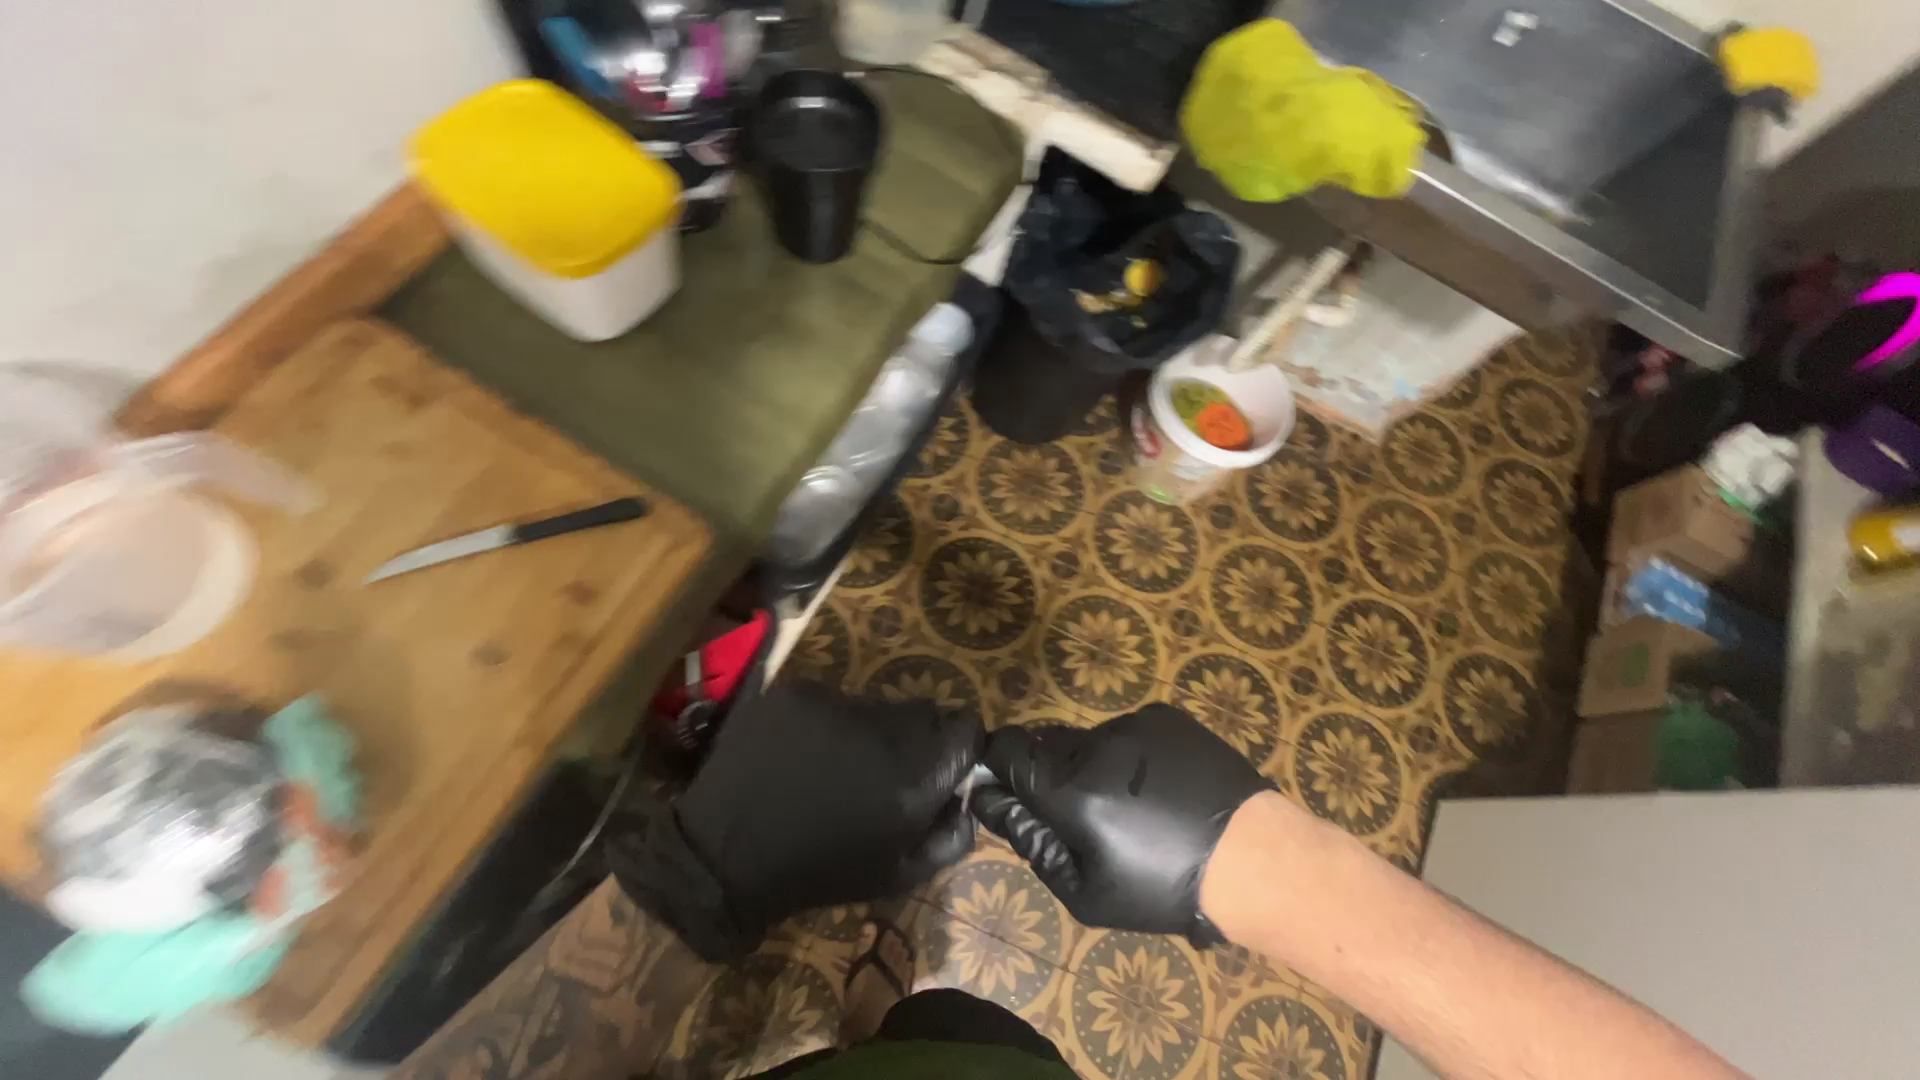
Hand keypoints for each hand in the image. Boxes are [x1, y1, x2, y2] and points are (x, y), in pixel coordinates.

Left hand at [609, 680, 980, 959]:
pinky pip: (833, 699)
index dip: (959, 747)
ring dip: (871, 731)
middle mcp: (880, 728)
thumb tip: (967, 791)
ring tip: (834, 768)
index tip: (939, 769)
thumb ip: (952, 833)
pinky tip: (801, 755)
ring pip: (877, 705)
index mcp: (912, 775)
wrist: (720, 857)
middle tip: (882, 774)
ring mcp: (834, 703)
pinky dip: (828, 723)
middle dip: (916, 739)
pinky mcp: (796, 691)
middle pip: (924, 711)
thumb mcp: (899, 875)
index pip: (966, 727)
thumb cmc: (819, 873)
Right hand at [972, 704, 1270, 943]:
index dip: (998, 766)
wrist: (1254, 859)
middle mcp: (1095, 743)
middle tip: (1083, 815)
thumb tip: (987, 800)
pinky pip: (1127, 731)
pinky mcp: (1165, 716)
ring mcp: (1133, 723)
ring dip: (1092, 765)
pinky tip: (1161, 788)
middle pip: (1045, 743)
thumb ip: (1030, 841)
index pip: (1006, 749)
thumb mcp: (1086, 891)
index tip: (1010, 791)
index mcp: (1069, 789)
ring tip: (1133, 807)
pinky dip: (1129, 755)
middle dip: (1048, 773)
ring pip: (1088, 739)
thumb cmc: (1162, 888)